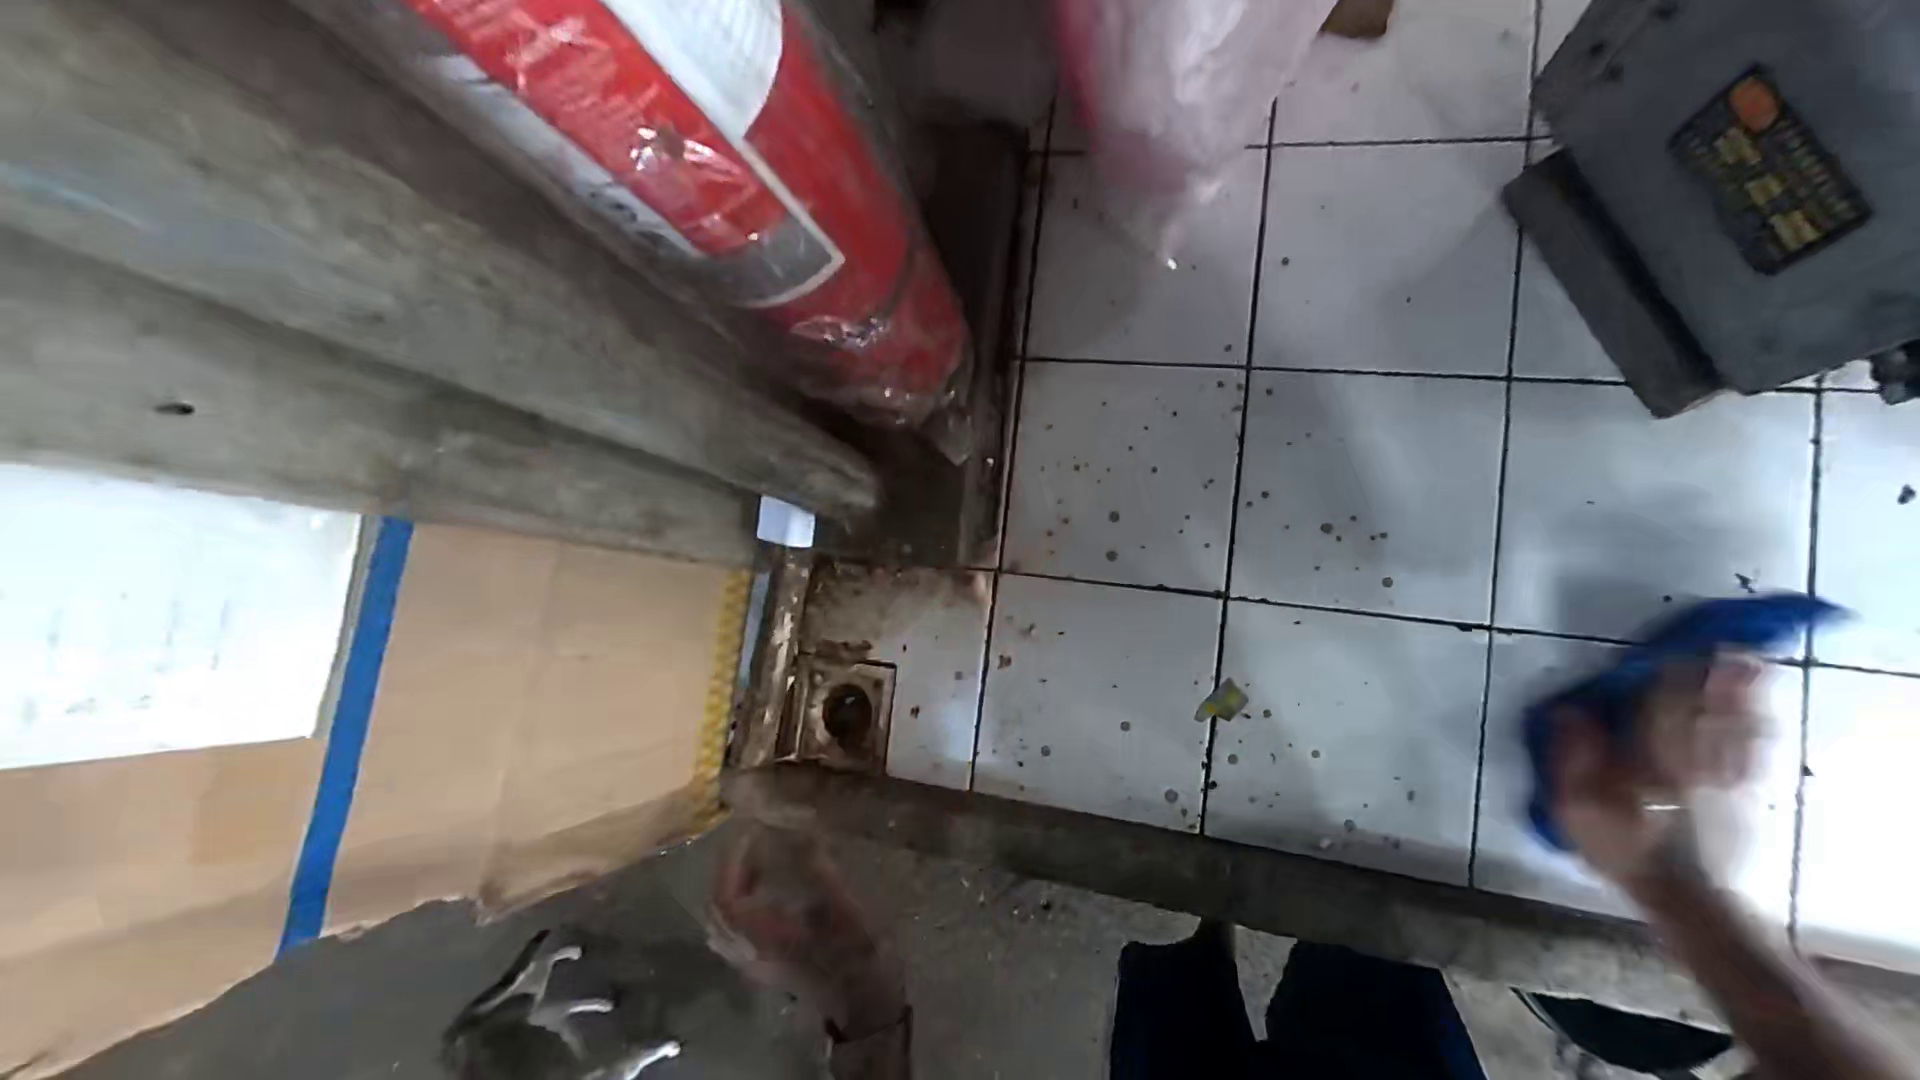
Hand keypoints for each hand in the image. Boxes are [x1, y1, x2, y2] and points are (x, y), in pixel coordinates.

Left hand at [707, 826, 905, 1039]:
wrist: (862, 1001)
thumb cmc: (853, 954)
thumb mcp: (842, 907)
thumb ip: (818, 871)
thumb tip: (803, 832)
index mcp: (764, 940)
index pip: (727, 900)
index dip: (732, 864)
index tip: (749, 833)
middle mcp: (750, 954)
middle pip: (718, 911)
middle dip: (730, 871)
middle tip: (751, 841)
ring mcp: (755, 964)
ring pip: (724, 923)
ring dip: (734, 887)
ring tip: (755, 859)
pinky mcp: (765, 965)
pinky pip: (735, 932)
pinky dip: (741, 904)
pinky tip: (763, 888)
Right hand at [1552, 652, 1765, 892]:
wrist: (1688, 898)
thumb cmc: (1621, 847)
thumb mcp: (1576, 805)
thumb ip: (1573, 757)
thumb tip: (1570, 711)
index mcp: (1651, 764)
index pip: (1660, 710)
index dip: (1668, 679)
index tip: (1674, 650)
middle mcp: (1696, 765)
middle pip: (1708, 714)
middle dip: (1717, 681)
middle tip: (1729, 647)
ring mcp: (1728, 781)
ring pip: (1739, 729)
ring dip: (1746, 697)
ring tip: (1752, 667)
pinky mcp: (1748, 797)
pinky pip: (1756, 753)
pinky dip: (1760, 728)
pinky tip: (1762, 714)